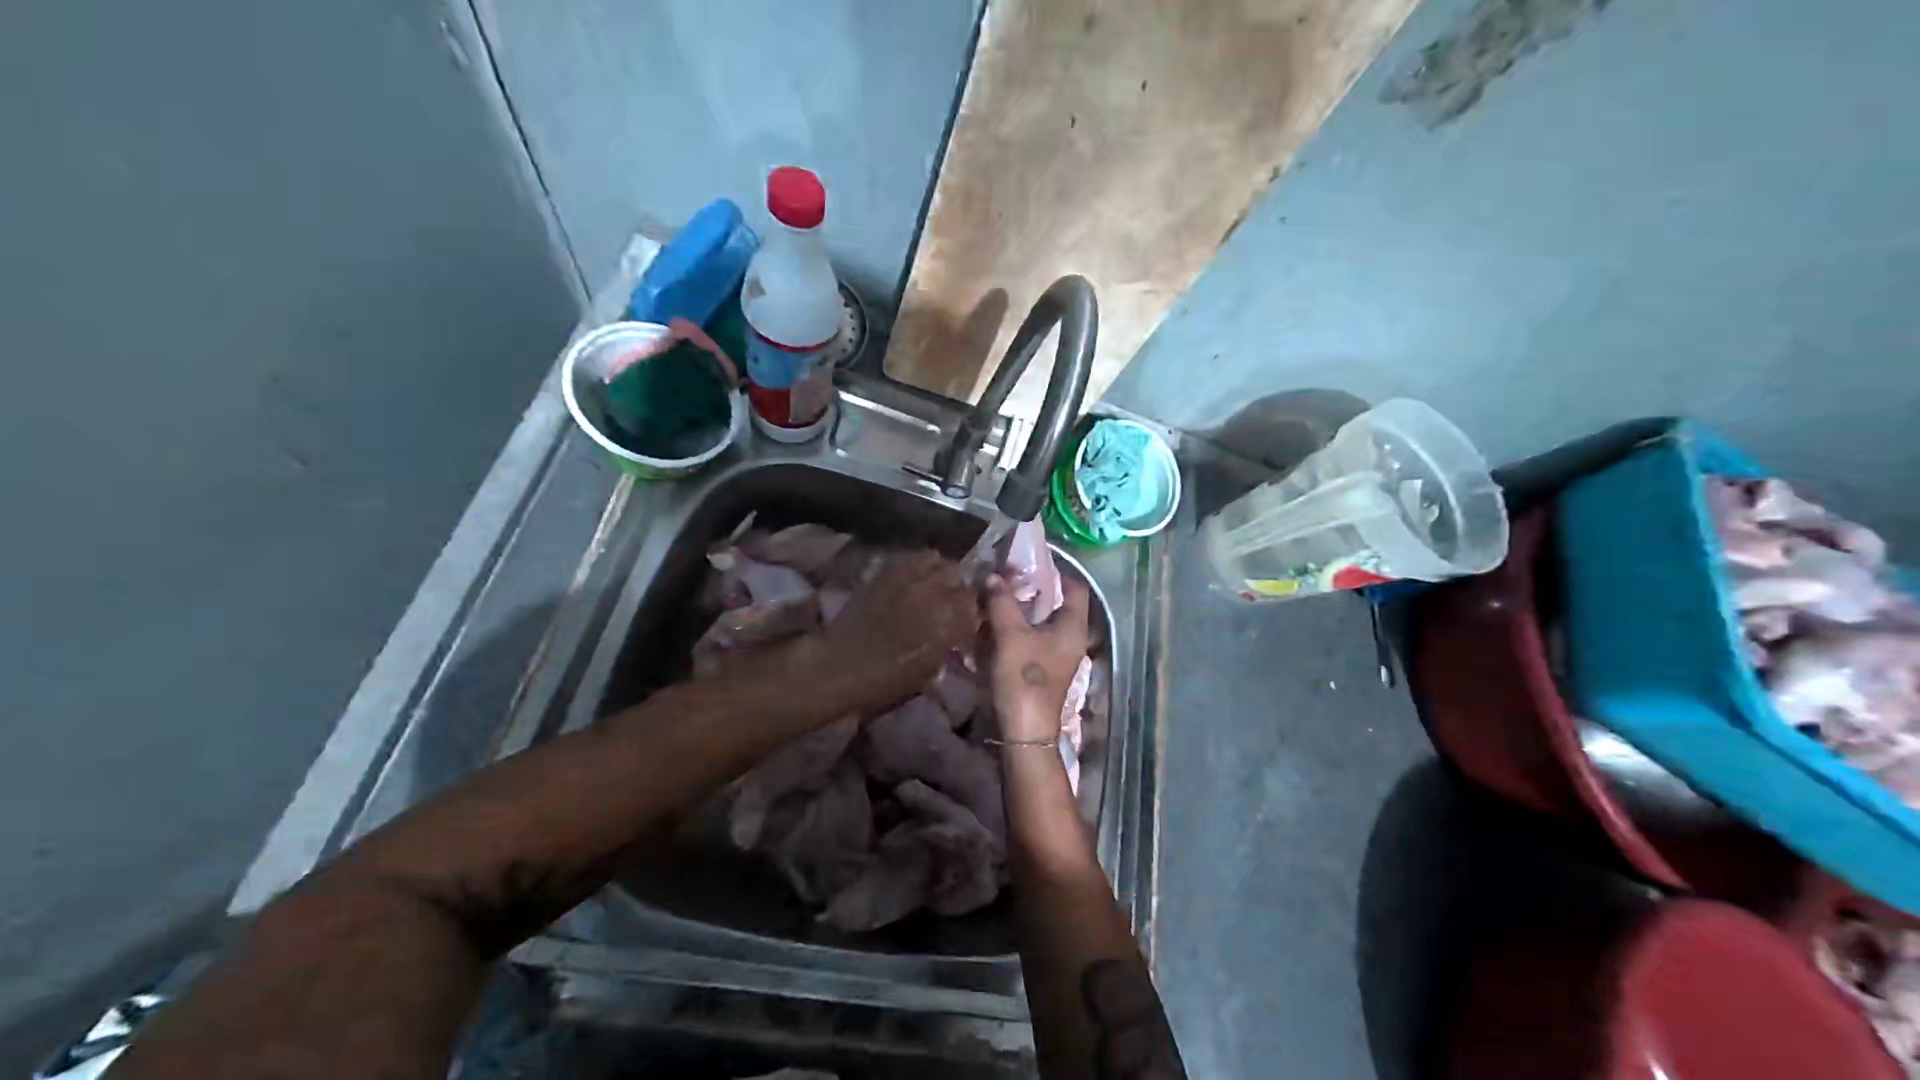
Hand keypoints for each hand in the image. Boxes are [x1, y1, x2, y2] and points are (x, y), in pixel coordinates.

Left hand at [820, 550, 980, 710]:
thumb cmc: (885, 681)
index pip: (977, 607)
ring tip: (935, 585)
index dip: (974, 613)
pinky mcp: (889, 571)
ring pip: (941, 562)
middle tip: (952, 603)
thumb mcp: (928, 672)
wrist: (839, 666)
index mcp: (950, 624)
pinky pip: (915, 559)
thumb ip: (947, 647)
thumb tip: (955, 635)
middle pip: (962, 580)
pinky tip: (916, 578)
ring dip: (942, 574)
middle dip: (960, 591)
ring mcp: (911, 579)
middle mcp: (936, 595)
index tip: (968, 621)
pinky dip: (921, 566)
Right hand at [985, 573, 1089, 742]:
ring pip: (1039, 622)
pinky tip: (991, 628)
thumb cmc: (1024, 680)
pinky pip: (1030, 640)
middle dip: (1028, 590)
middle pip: (1054, 604)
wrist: (1023, 732)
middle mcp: (1069, 639)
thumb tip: (994, 576)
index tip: (1028, 562)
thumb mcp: (1010, 635)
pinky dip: (1013, 631)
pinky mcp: (1041, 669)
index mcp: (1072, 627)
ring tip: (992, 600)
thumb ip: (1002, 602)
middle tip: (1003, 579)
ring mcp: (1056, 656)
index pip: (1074, 587)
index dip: (1055, 571)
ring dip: (1017, 611)